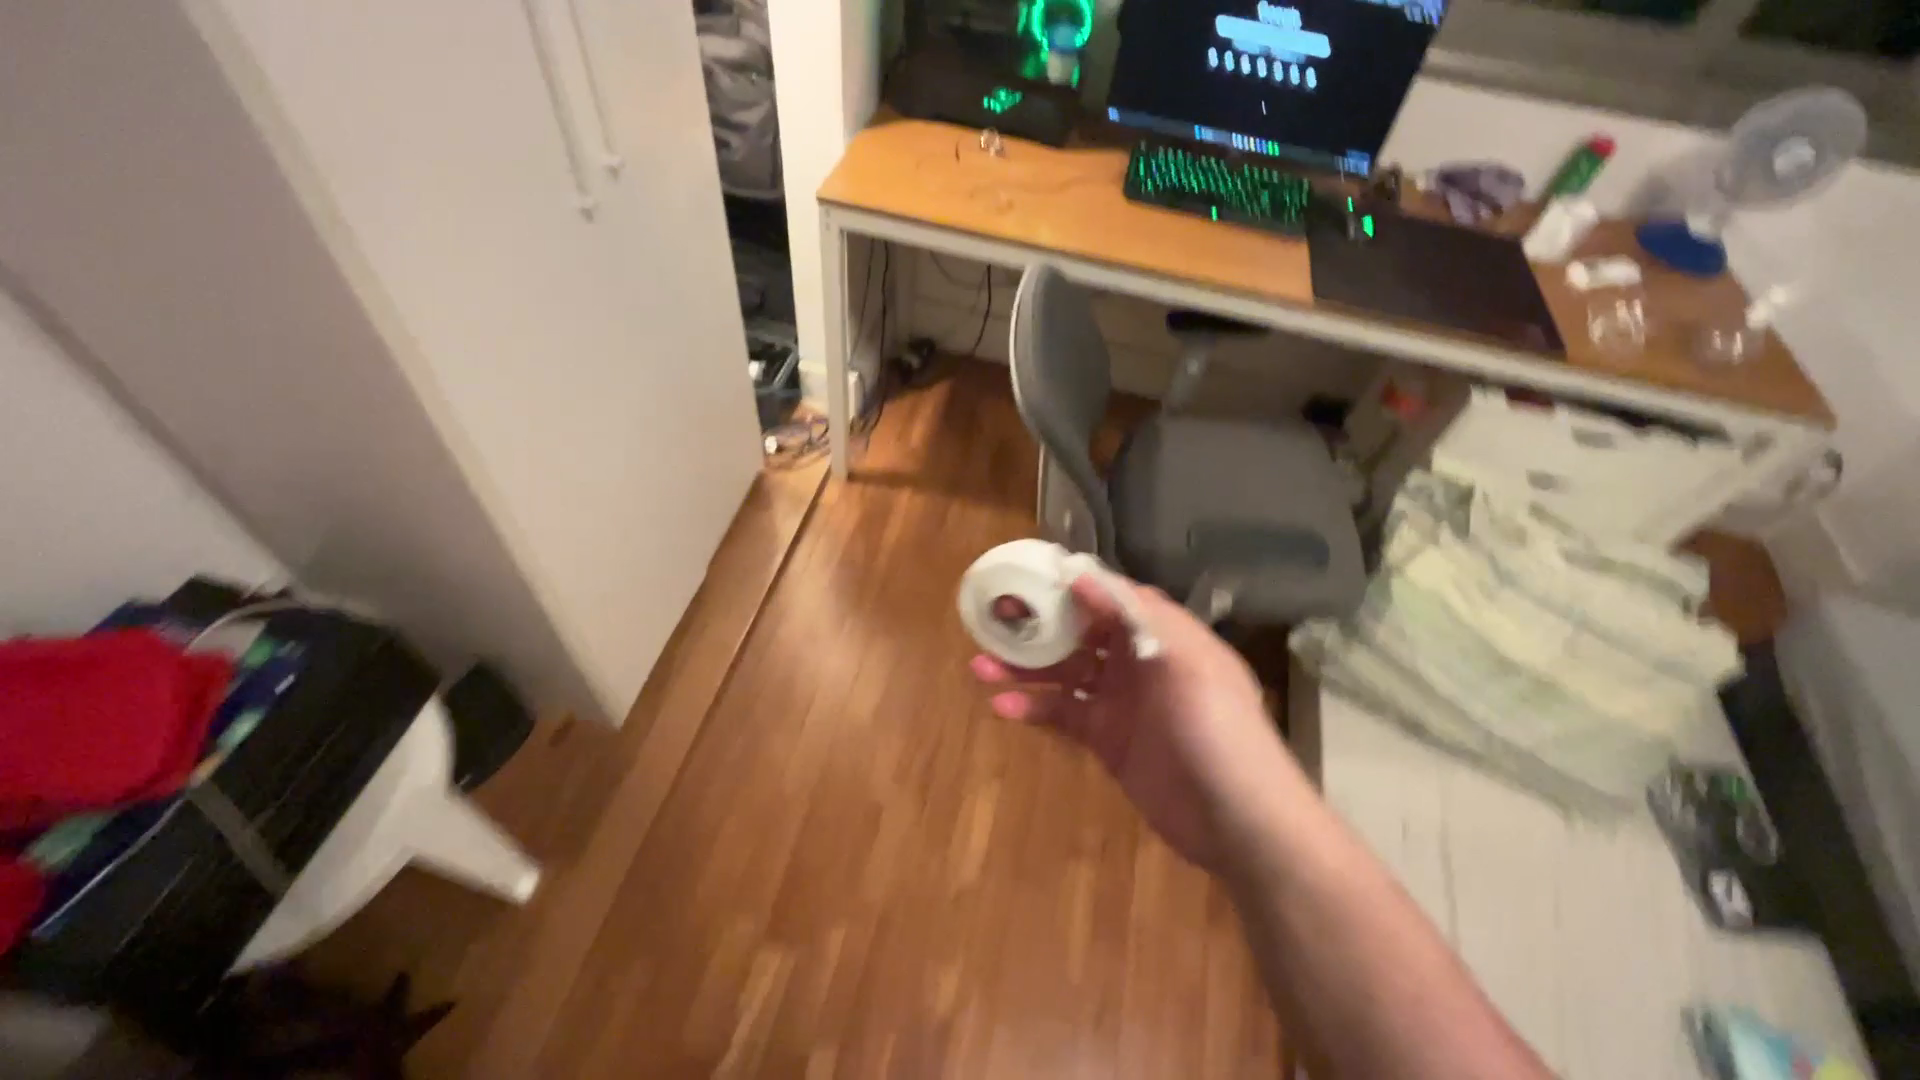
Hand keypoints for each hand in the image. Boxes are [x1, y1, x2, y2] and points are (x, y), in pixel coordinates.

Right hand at [969, 573, 1301, 870]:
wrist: (1238, 822)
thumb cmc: (1218, 731)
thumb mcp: (1189, 663)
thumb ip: (1139, 616)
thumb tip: (1082, 576)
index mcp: (1164, 635)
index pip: (1113, 597)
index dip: (1073, 585)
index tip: (1028, 575)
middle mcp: (1140, 662)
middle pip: (1081, 632)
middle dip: (1039, 624)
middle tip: (993, 617)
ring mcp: (1121, 702)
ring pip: (1065, 673)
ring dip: (1025, 667)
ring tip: (980, 663)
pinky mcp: (1106, 740)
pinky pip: (1063, 714)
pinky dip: (1033, 708)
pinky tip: (1001, 706)